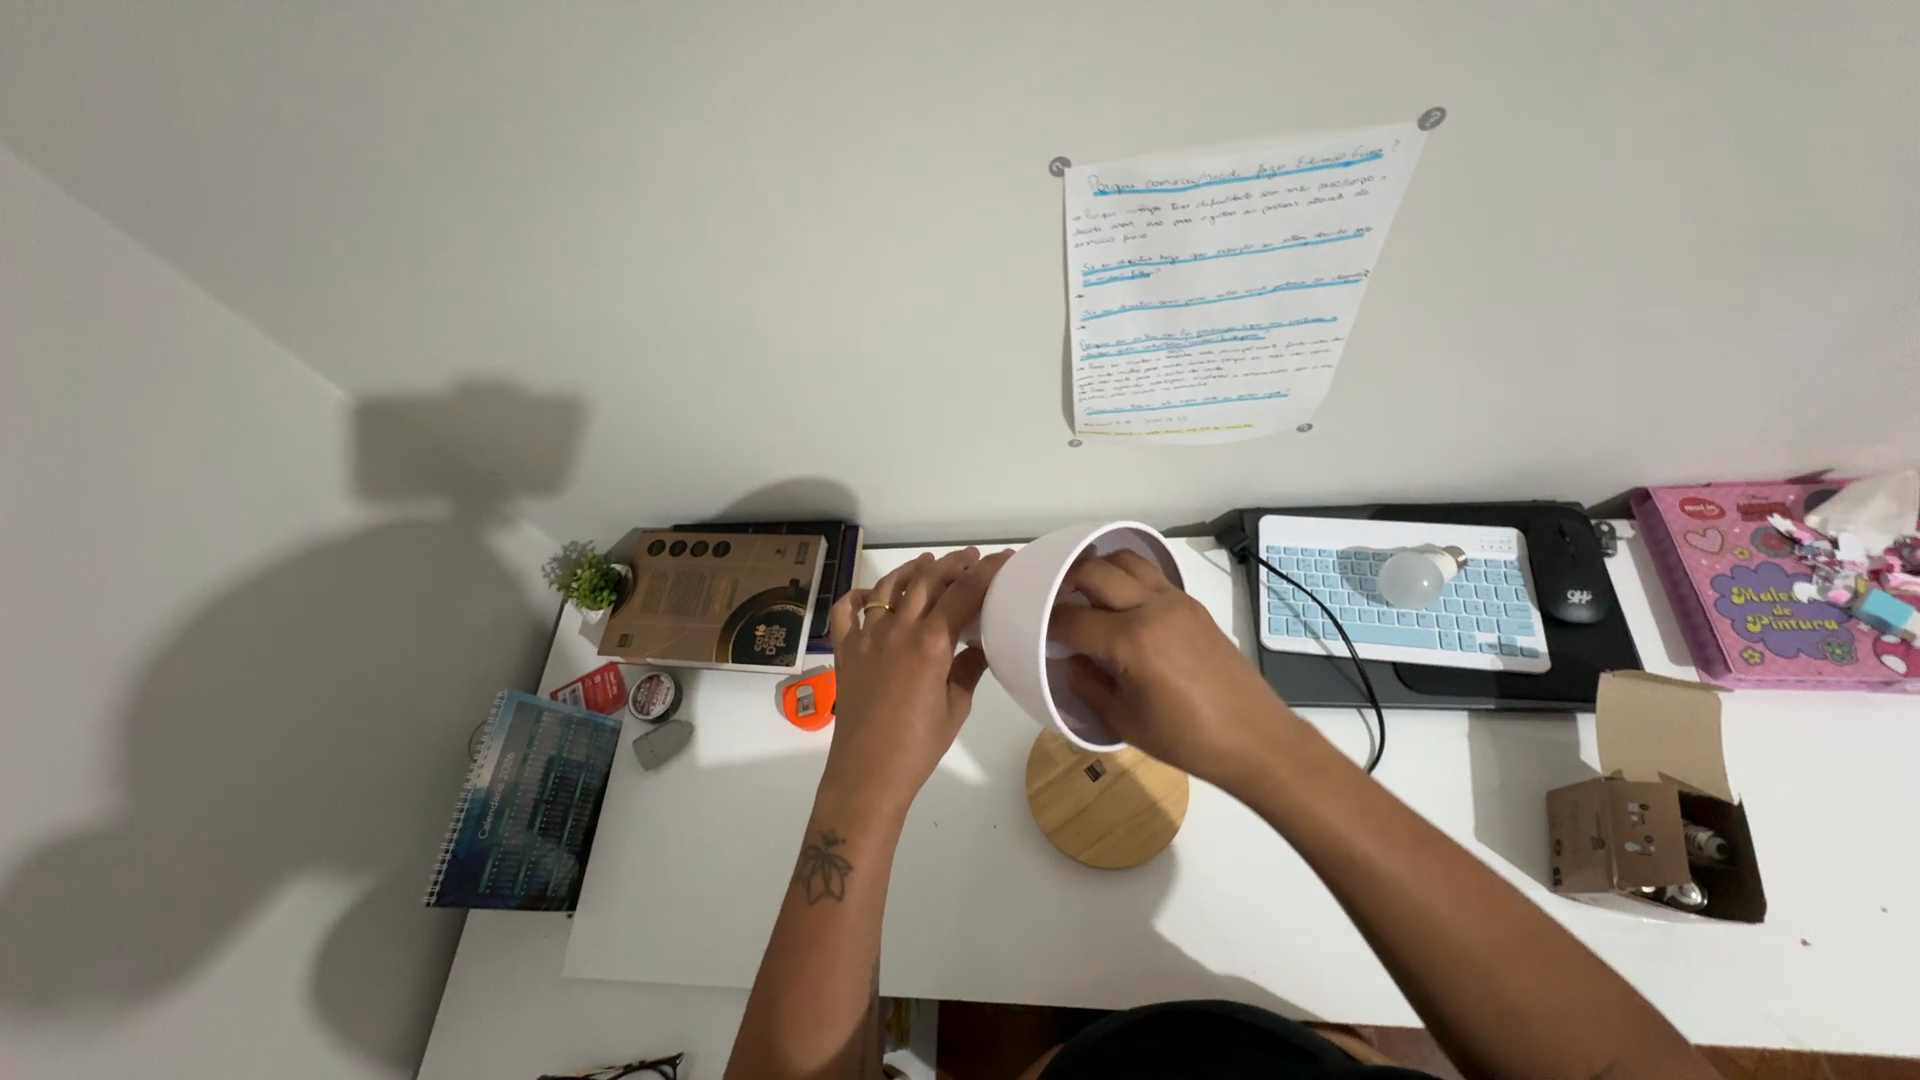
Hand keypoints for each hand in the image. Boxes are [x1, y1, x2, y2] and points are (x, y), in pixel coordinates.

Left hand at [822, 547, 1012, 814]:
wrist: (867, 773)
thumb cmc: (919, 746)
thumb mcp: (956, 706)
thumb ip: (970, 668)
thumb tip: (980, 645)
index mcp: (931, 643)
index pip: (964, 593)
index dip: (987, 571)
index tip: (1003, 559)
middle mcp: (897, 630)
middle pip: (927, 580)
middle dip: (952, 564)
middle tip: (971, 558)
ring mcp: (866, 637)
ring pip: (889, 588)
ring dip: (912, 570)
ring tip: (928, 563)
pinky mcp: (844, 651)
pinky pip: (845, 613)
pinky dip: (858, 596)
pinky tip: (870, 594)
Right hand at [1049, 551, 1297, 788]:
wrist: (1255, 738)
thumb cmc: (1187, 739)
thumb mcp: (1124, 721)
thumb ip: (1086, 685)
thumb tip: (1066, 660)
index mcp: (1132, 641)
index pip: (1072, 619)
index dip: (1045, 624)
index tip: (1031, 630)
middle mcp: (1153, 609)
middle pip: (1095, 571)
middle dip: (1064, 582)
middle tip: (1049, 602)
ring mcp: (1176, 602)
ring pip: (1126, 561)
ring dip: (1098, 568)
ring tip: (1082, 592)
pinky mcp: (1193, 605)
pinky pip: (1151, 574)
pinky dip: (1126, 576)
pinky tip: (1117, 601)